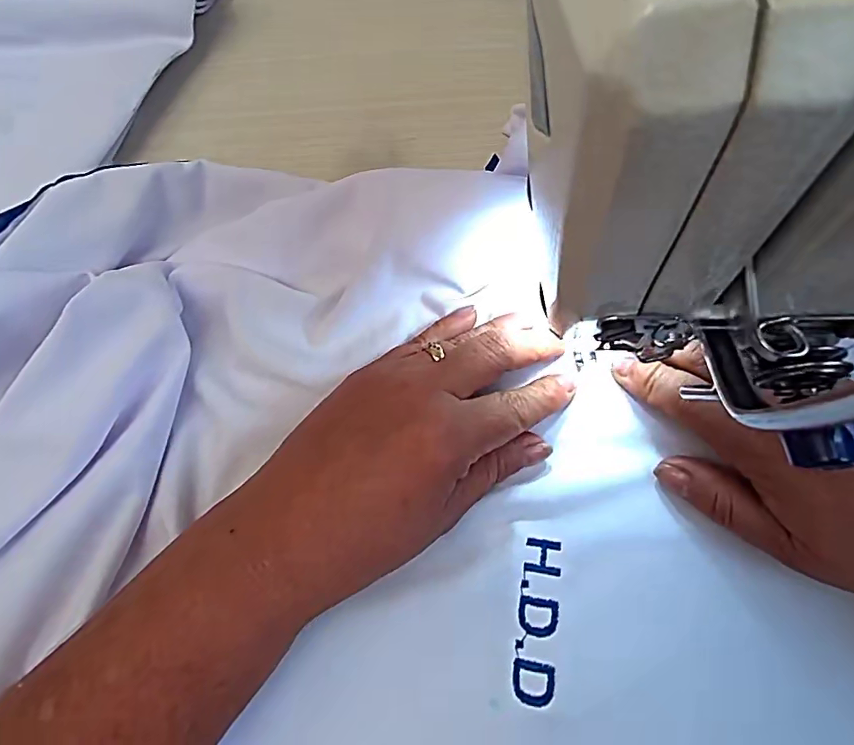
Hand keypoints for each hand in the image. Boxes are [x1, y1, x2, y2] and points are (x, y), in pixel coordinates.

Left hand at [201, 308, 571, 619]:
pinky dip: (446, 326)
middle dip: (529, 346)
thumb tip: (531, 445)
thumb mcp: (440, 513)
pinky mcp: (368, 372)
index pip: (513, 407)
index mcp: (448, 436)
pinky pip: (417, 339)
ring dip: (494, 328)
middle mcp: (423, 394)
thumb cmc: (362, 536)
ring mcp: (392, 376)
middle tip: (555, 343)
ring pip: (456, 339)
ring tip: (525, 320)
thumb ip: (490, 469)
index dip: (545, 395)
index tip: (567, 383)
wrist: (286, 527)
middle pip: (490, 355)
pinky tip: (466, 317)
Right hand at [614, 346, 853, 629]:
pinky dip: (748, 364)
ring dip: (708, 362)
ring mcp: (820, 385)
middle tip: (657, 379)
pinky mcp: (849, 382)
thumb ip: (720, 500)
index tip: (624, 370)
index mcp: (760, 438)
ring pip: (740, 356)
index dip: (645, 380)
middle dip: (671, 366)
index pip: (682, 395)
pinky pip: (779, 359)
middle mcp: (786, 399)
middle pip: (706, 362)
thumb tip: (673, 472)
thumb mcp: (788, 542)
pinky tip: (755, 386)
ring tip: (700, 382)